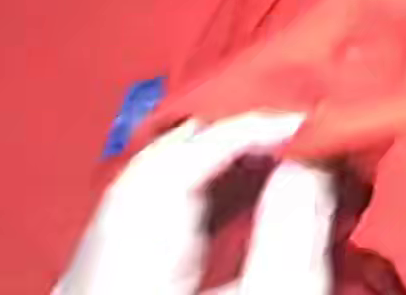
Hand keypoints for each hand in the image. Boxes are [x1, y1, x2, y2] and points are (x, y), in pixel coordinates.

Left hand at [56, 112, 333, 294]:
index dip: (250, 129)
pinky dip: (204, 194)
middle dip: (233, 136)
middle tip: (303, 131)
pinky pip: (145, 224)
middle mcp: (87, 285)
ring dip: (219, 162)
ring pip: (143, 195)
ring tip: (287, 154)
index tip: (317, 127)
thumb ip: (300, 212)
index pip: (172, 168)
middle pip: (147, 174)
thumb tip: (318, 142)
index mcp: (123, 282)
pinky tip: (249, 195)